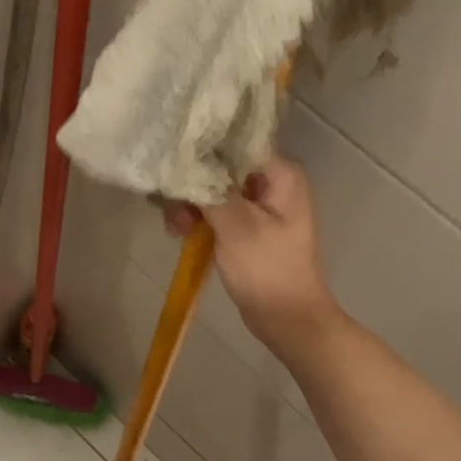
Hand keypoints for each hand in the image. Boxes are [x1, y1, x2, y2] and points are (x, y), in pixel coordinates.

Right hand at [161, 155, 342, 354]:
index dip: (204, 149)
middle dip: (194, 185)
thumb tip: (185, 162)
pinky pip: (217, 212)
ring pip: (215, 190)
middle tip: (174, 212)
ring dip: (191, 206)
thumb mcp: (237, 227)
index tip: (175, 163)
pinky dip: (199, 221)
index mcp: (281, 174)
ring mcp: (260, 206)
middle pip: (222, 167)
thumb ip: (210, 192)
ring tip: (176, 230)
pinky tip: (182, 235)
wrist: (286, 317)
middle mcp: (273, 182)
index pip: (237, 143)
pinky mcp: (247, 227)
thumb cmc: (267, 270)